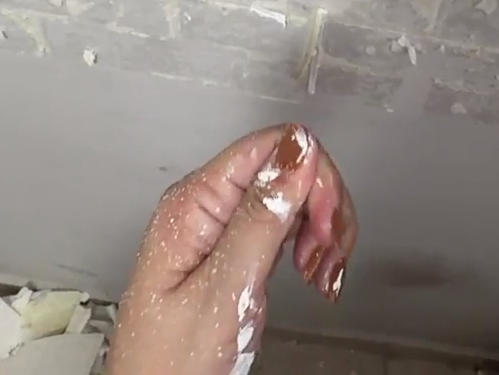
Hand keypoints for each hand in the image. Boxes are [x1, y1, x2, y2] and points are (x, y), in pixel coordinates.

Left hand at [107, 124, 357, 374]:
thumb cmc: (170, 367)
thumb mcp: (221, 292)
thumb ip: (260, 217)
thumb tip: (297, 150)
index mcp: (196, 201)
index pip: (272, 145)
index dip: (311, 174)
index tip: (325, 221)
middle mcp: (208, 203)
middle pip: (289, 164)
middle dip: (323, 204)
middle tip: (328, 252)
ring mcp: (223, 224)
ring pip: (295, 192)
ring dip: (324, 226)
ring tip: (323, 269)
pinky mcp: (238, 246)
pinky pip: (289, 221)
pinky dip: (314, 242)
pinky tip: (315, 269)